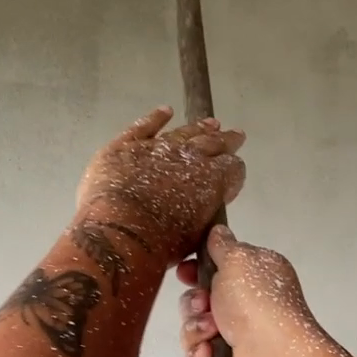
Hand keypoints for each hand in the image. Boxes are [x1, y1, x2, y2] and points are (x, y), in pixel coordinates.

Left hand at [76, 106, 245, 260]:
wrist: (120, 232)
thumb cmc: (162, 244)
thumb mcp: (197, 238)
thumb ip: (205, 218)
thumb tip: (205, 212)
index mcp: (214, 180)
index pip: (233, 168)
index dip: (234, 173)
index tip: (233, 175)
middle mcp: (190, 157)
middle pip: (214, 143)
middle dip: (226, 141)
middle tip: (236, 135)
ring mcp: (158, 147)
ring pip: (184, 132)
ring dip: (199, 128)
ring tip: (211, 123)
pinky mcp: (127, 145)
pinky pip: (144, 126)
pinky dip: (156, 118)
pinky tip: (165, 111)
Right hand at [176, 225, 325, 356]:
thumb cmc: (257, 303)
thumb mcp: (238, 259)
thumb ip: (223, 245)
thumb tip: (218, 232)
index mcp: (256, 280)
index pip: (218, 272)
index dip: (195, 271)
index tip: (184, 272)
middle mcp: (248, 310)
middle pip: (198, 303)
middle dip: (192, 305)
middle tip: (202, 306)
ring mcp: (238, 344)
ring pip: (193, 334)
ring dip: (194, 331)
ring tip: (210, 334)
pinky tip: (208, 355)